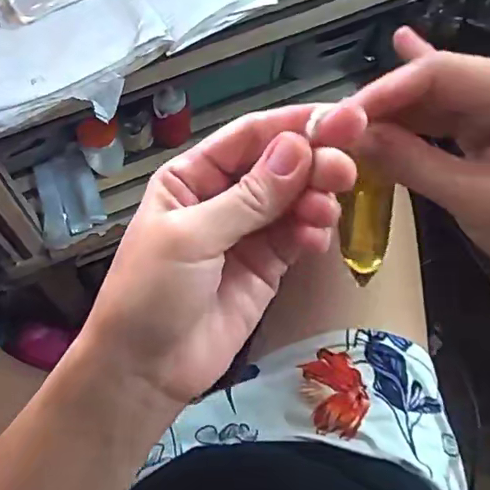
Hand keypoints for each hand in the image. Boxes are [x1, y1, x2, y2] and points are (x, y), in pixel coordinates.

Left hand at [80, 104, 362, 407]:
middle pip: (278, 164)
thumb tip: (297, 148)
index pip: (249, 136)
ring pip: (294, 198)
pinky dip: (313, 229)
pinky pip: (298, 234)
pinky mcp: (267, 265)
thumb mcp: (191, 237)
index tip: (339, 119)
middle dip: (313, 160)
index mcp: (191, 175)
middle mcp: (222, 195)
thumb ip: (248, 197)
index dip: (293, 125)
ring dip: (317, 196)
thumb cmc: (149, 293)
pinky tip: (317, 235)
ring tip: (326, 208)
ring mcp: (247, 231)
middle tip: (344, 168)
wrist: (144, 370)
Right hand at [342, 27, 489, 292]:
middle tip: (340, 124)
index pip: (446, 72)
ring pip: (446, 97)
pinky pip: (459, 115)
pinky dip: (424, 119)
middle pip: (444, 80)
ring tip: (352, 124)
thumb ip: (413, 163)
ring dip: (402, 113)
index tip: (343, 115)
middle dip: (390, 102)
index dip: (388, 90)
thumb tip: (355, 137)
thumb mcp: (478, 201)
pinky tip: (391, 92)